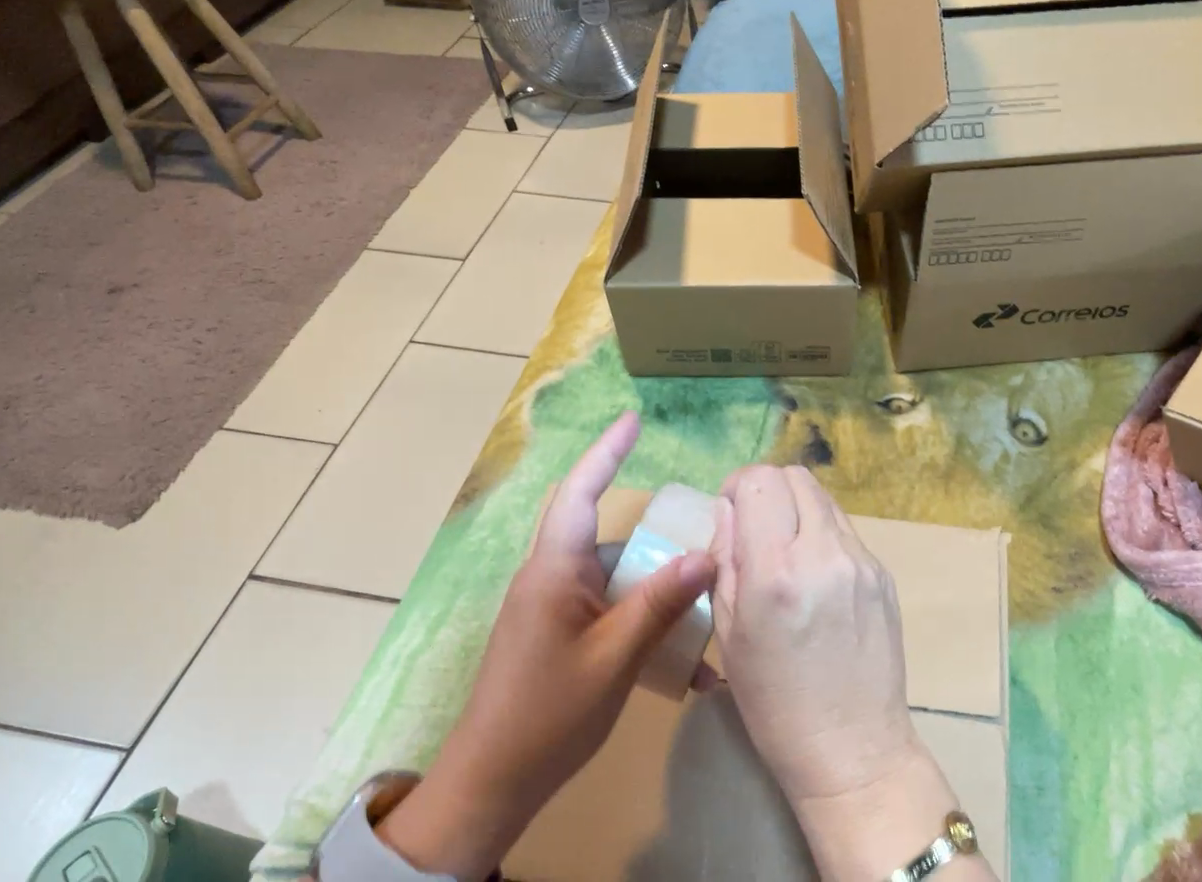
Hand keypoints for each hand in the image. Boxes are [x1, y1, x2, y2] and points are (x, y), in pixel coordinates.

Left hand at [376, 413, 716, 881]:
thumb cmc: (549, 713)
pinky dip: (644, 629)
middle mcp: (551, 577)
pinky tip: (687, 670)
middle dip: (655, 534)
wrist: (493, 782)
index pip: (581, 491)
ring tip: (708, 612)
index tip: (634, 419)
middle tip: (702, 533)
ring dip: (657, 593)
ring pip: (615, 580)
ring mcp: (554, 609)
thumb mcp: (615, 658)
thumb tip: (706, 556)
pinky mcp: (560, 637)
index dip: (607, 451)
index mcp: (555, 569)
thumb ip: (659, 604)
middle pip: (608, 535)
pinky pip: (609, 614)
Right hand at [712, 466, 989, 880]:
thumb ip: (725, 559)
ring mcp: (861, 561)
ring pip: (823, 498)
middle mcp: (823, 553)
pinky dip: (822, 534)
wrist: (852, 747)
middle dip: (767, 490)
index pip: (760, 481)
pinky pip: (845, 530)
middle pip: (795, 477)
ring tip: (784, 552)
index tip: (730, 514)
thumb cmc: (774, 702)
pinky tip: (814, 577)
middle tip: (754, 528)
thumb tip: (729, 509)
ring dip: (796, 509)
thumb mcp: (729, 633)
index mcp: (776, 572)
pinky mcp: (883, 573)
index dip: (738, 487)